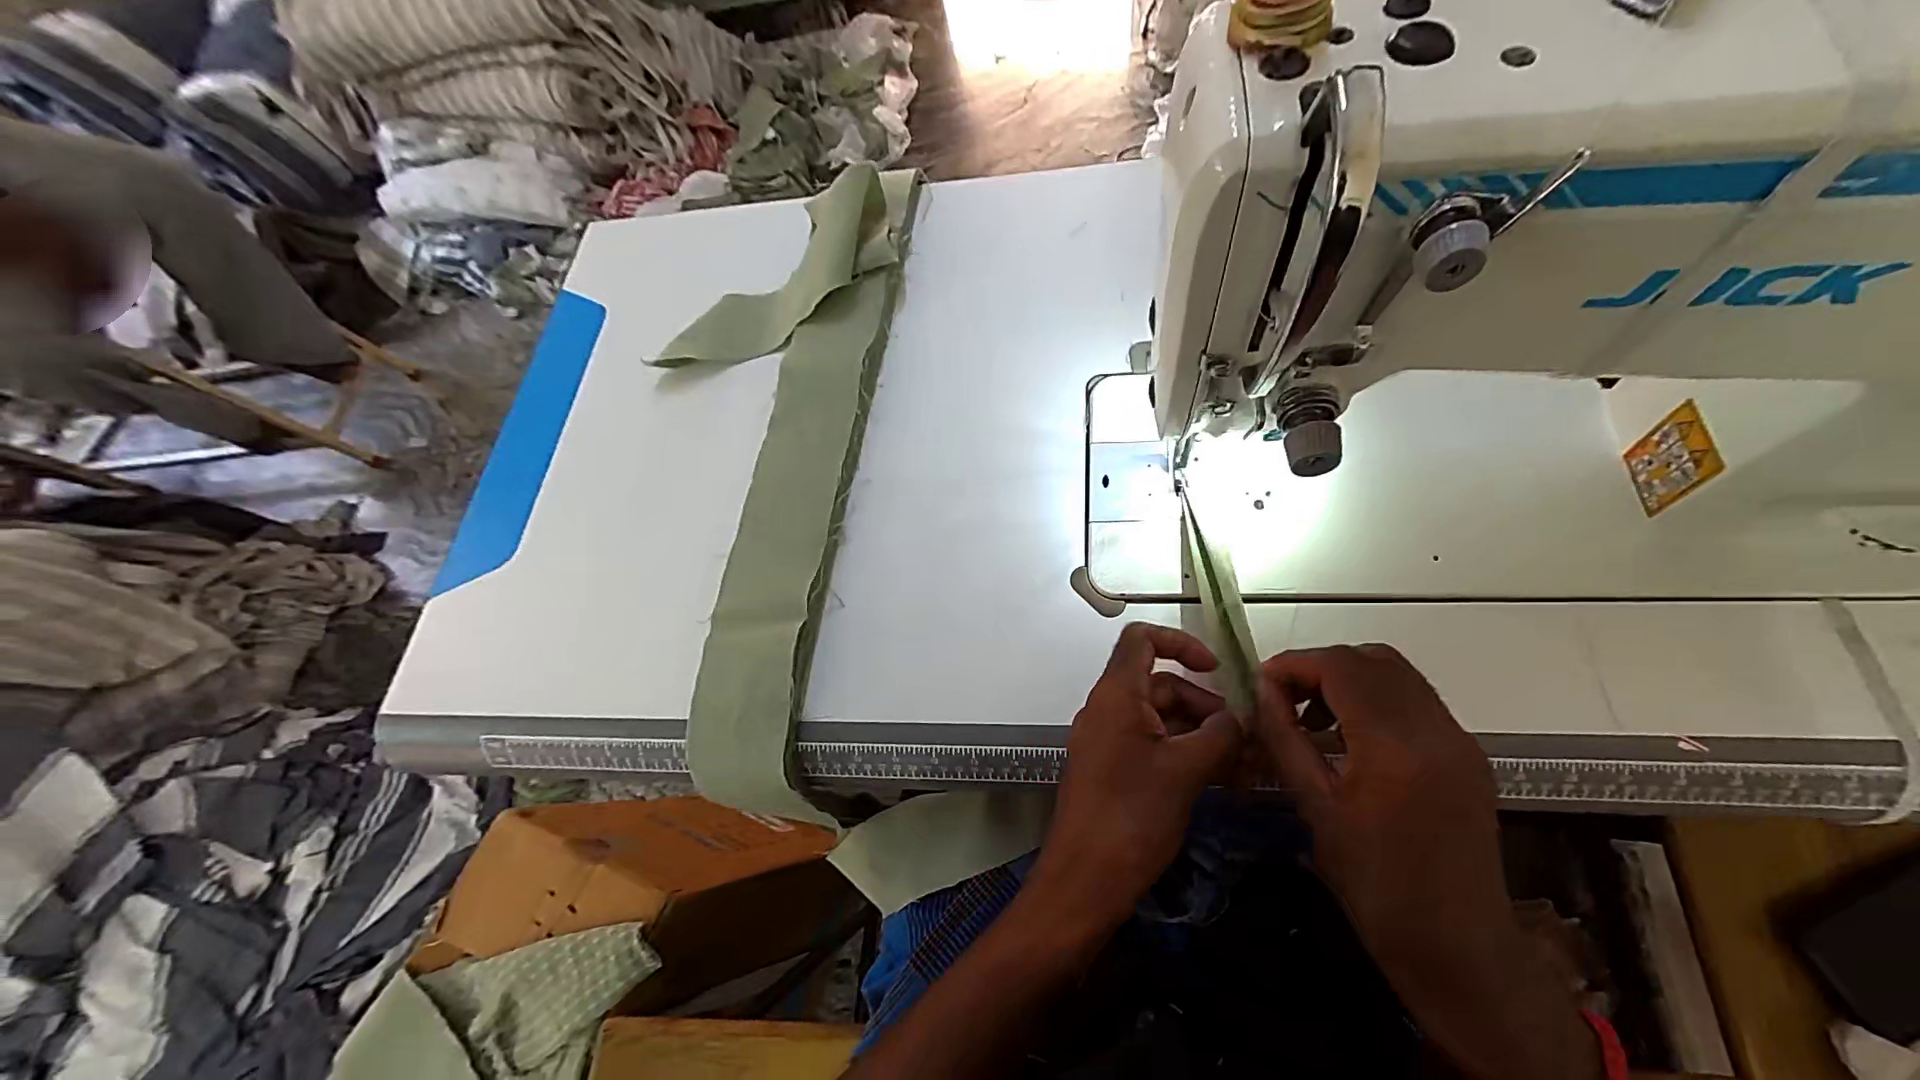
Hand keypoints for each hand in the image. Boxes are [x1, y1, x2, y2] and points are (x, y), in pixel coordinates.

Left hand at [1029, 623, 1243, 929]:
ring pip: (1162, 719)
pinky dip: (1185, 755)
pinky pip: (1153, 746)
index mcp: (1116, 695)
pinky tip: (1220, 781)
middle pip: (1162, 685)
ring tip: (1242, 768)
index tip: (1216, 669)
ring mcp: (1108, 741)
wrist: (1086, 878)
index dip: (1181, 642)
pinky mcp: (1112, 770)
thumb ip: (1219, 735)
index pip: (1141, 639)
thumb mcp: (1186, 771)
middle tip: (1246, 739)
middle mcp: (1108, 710)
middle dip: (1207, 707)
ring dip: (1202, 736)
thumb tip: (1241, 718)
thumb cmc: (1131, 816)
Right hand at [1253, 644, 1602, 1079]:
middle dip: (1320, 666)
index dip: (1294, 663)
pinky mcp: (1467, 754)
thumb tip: (1262, 691)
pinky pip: (1415, 701)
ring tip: (1312, 715)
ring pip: (1398, 675)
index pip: (1341, 667)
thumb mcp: (1315, 807)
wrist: (1457, 945)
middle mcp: (1436, 730)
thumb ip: (1285, 737)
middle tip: (1284, 696)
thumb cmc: (1374, 884)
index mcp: (1395, 747)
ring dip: (1349, 679)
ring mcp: (1459, 740)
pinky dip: (1375, 699)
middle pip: (1372, 660)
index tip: (1262, 682)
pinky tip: (1349, 735)